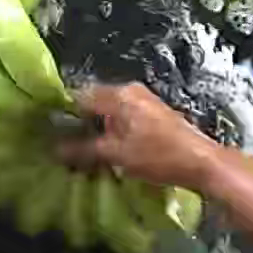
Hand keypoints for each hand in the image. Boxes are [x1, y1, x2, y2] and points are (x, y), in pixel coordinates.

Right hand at [58, 83, 221, 190]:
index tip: (51, 132)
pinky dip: (113, 129)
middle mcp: (130, 90)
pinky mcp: (153, 112)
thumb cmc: (158, 156)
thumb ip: (84, 150)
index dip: (64, 114)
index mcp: (118, 95)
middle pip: (95, 101)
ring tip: (85, 150)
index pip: (80, 96)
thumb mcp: (117, 154)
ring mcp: (144, 100)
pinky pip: (123, 115)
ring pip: (109, 110)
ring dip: (97, 128)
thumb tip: (54, 150)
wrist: (202, 162)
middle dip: (80, 122)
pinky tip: (109, 148)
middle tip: (65, 144)